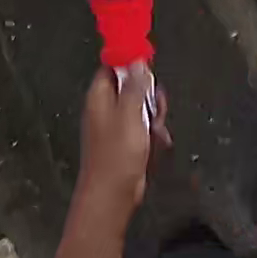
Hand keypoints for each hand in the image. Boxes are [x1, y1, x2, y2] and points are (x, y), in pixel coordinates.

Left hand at [72, 63, 169, 225]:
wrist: (112, 195)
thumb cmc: (117, 156)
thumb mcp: (131, 115)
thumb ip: (135, 87)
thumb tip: (138, 62)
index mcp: (99, 96)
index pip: (114, 66)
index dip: (132, 64)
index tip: (149, 70)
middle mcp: (105, 107)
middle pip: (132, 86)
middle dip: (149, 95)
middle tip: (154, 108)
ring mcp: (115, 124)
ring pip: (142, 107)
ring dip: (154, 115)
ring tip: (155, 130)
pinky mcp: (126, 140)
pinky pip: (143, 126)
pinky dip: (152, 132)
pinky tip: (157, 142)